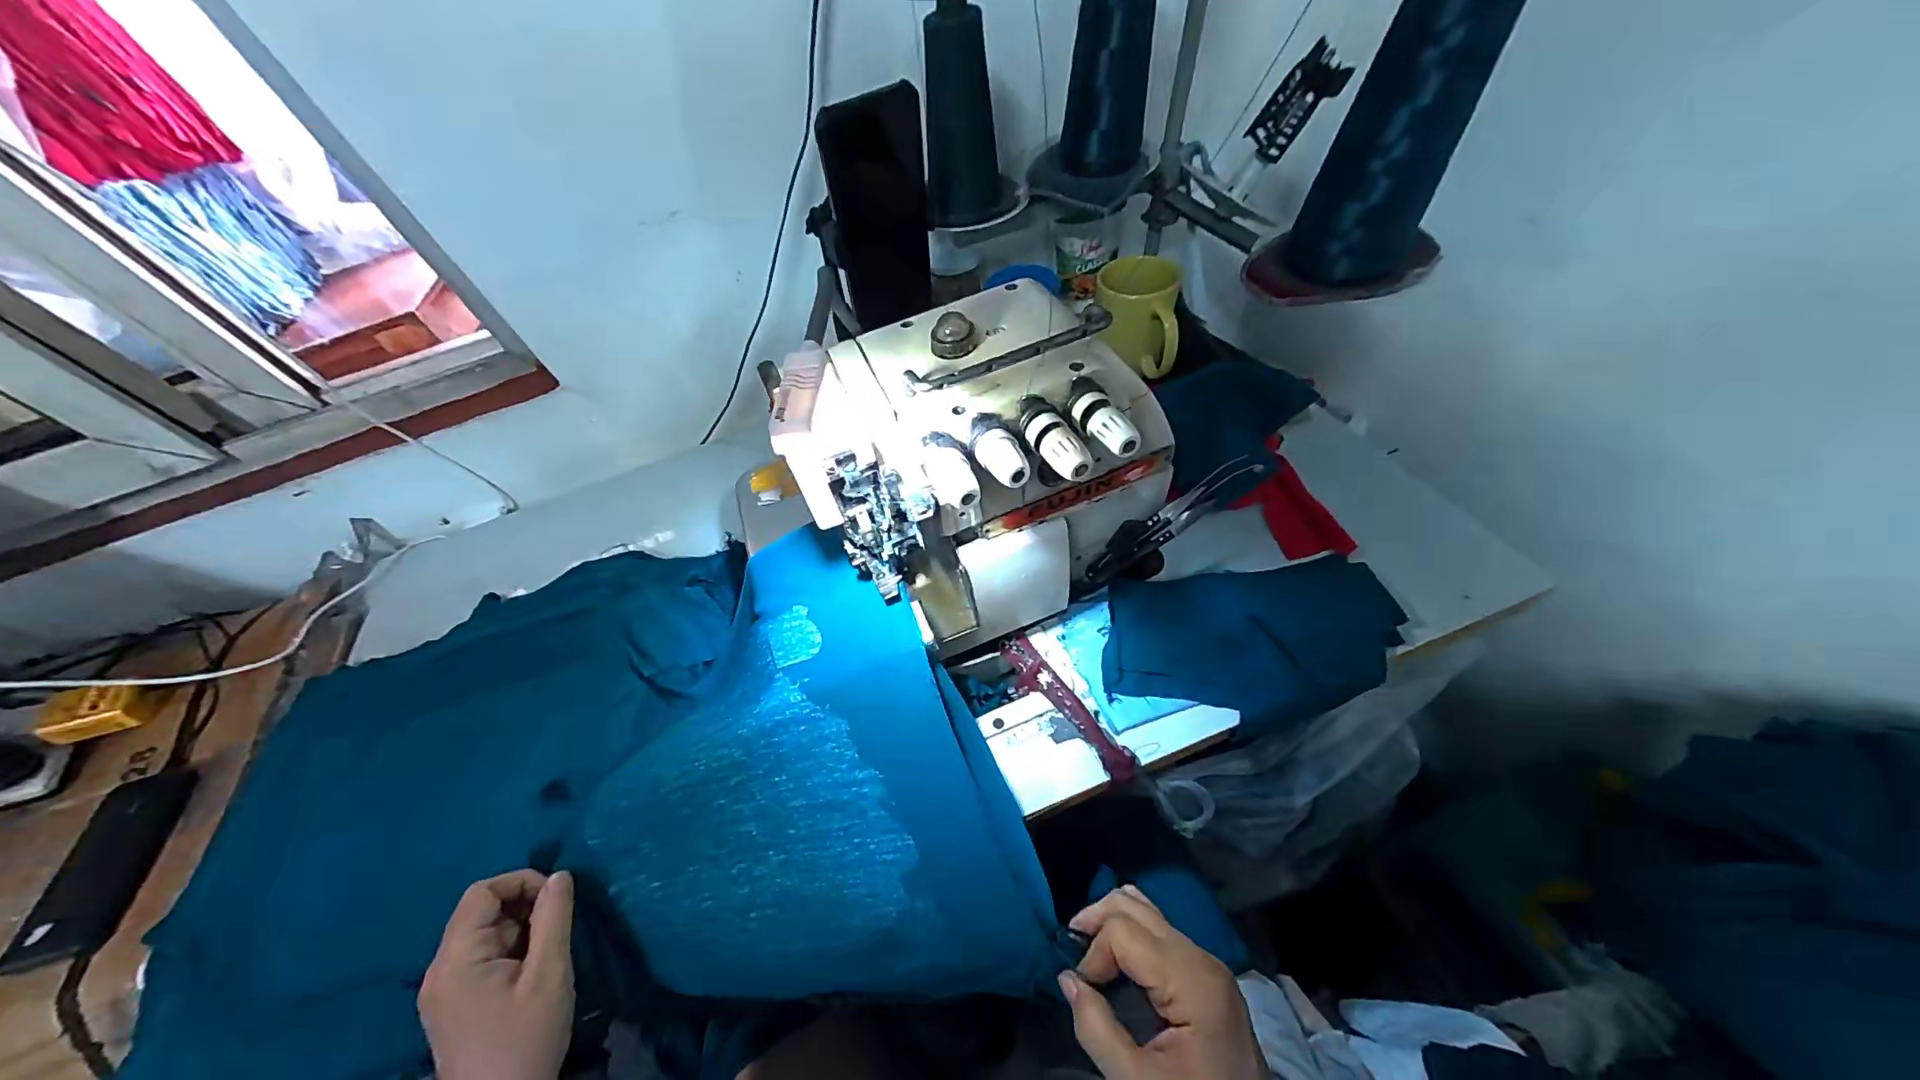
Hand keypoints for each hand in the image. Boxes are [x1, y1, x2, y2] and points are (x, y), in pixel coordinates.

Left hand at [419, 870, 575, 1079]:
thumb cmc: (525, 1038)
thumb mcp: (550, 973)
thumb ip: (554, 918)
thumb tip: (560, 876)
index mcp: (456, 960)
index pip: (481, 892)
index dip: (521, 882)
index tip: (556, 899)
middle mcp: (439, 970)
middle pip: (480, 912)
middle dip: (524, 907)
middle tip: (557, 927)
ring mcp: (442, 990)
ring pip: (484, 934)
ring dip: (520, 930)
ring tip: (548, 952)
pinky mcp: (452, 1005)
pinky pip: (481, 958)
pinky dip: (510, 951)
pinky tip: (531, 971)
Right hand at [1059, 885, 1266, 1079]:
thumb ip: (1096, 1029)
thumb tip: (1068, 980)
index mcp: (1192, 980)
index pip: (1124, 931)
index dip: (1093, 954)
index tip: (1084, 992)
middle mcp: (1202, 957)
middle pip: (1134, 906)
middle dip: (1096, 922)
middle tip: (1072, 955)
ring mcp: (1207, 962)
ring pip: (1146, 910)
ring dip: (1110, 924)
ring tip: (1088, 952)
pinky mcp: (1204, 972)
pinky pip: (1159, 929)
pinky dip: (1129, 932)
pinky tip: (1114, 955)